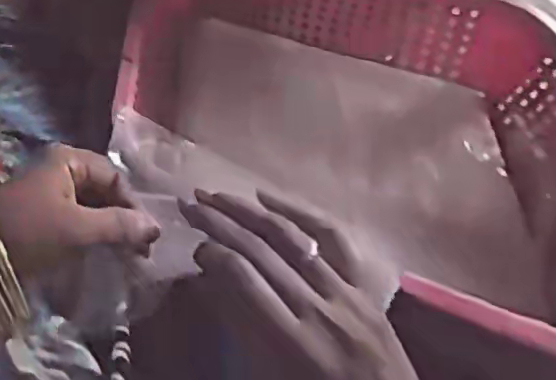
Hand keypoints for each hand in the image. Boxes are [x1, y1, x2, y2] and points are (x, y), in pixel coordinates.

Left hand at [0, 145, 160, 279]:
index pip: (113, 175)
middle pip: (103, 189)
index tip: (147, 236)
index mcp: (67, 160)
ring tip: (130, 257)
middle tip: (142, 252)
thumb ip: (117, 225)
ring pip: (93, 205)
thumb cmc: (33, 229)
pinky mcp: (47, 211)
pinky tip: (108, 253)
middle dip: (124, 218)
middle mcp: (61, 168)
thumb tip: (155, 226)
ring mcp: (53, 189)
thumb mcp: (78, 228)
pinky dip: (96, 233)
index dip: (133, 203)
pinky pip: (80, 217)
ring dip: (112, 228)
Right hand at [183, 190, 417, 379]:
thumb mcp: (275, 378)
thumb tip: (210, 278)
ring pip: (289, 235)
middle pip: (259, 249)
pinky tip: (266, 197)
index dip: (212, 253)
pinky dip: (298, 211)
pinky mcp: (367, 290)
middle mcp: (321, 311)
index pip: (242, 277)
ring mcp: (348, 295)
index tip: (194, 248)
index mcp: (298, 344)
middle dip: (217, 220)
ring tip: (215, 195)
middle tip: (188, 204)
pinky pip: (333, 238)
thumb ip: (244, 329)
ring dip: (246, 209)